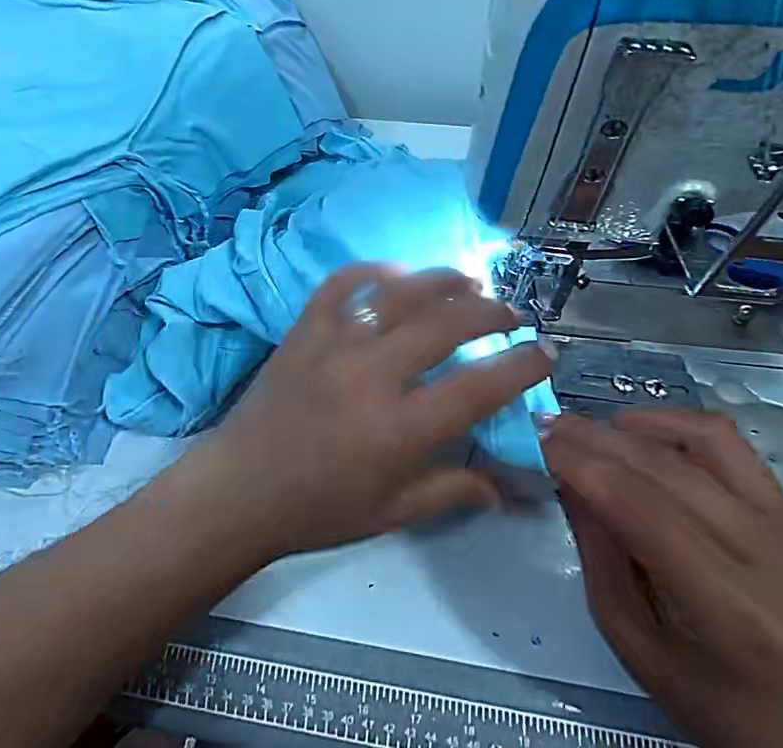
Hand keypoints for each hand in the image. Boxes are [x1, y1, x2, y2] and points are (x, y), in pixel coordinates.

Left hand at [186, 263, 552, 556]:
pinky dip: (373, 270)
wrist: (238, 490)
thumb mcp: (392, 513)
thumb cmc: (318, 509)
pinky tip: (396, 272)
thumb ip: (453, 491)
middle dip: (490, 312)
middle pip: (446, 325)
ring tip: (469, 282)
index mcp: (399, 430)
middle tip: (511, 313)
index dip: (520, 366)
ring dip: (443, 281)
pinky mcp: (305, 330)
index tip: (544, 352)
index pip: (478, 387)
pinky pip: (342, 284)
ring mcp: (335, 345)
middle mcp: (372, 377)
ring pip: (400, 294)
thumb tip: (507, 488)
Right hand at [544, 409, 782, 747]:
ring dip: (639, 427)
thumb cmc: (693, 687)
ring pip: (706, 444)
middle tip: (552, 426)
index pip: (647, 511)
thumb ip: (597, 544)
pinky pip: (730, 445)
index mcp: (734, 612)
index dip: (587, 467)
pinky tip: (640, 430)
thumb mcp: (624, 628)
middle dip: (601, 442)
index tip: (540, 443)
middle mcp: (777, 562)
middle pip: (672, 473)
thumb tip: (566, 470)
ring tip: (594, 430)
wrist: (780, 710)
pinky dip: (678, 427)